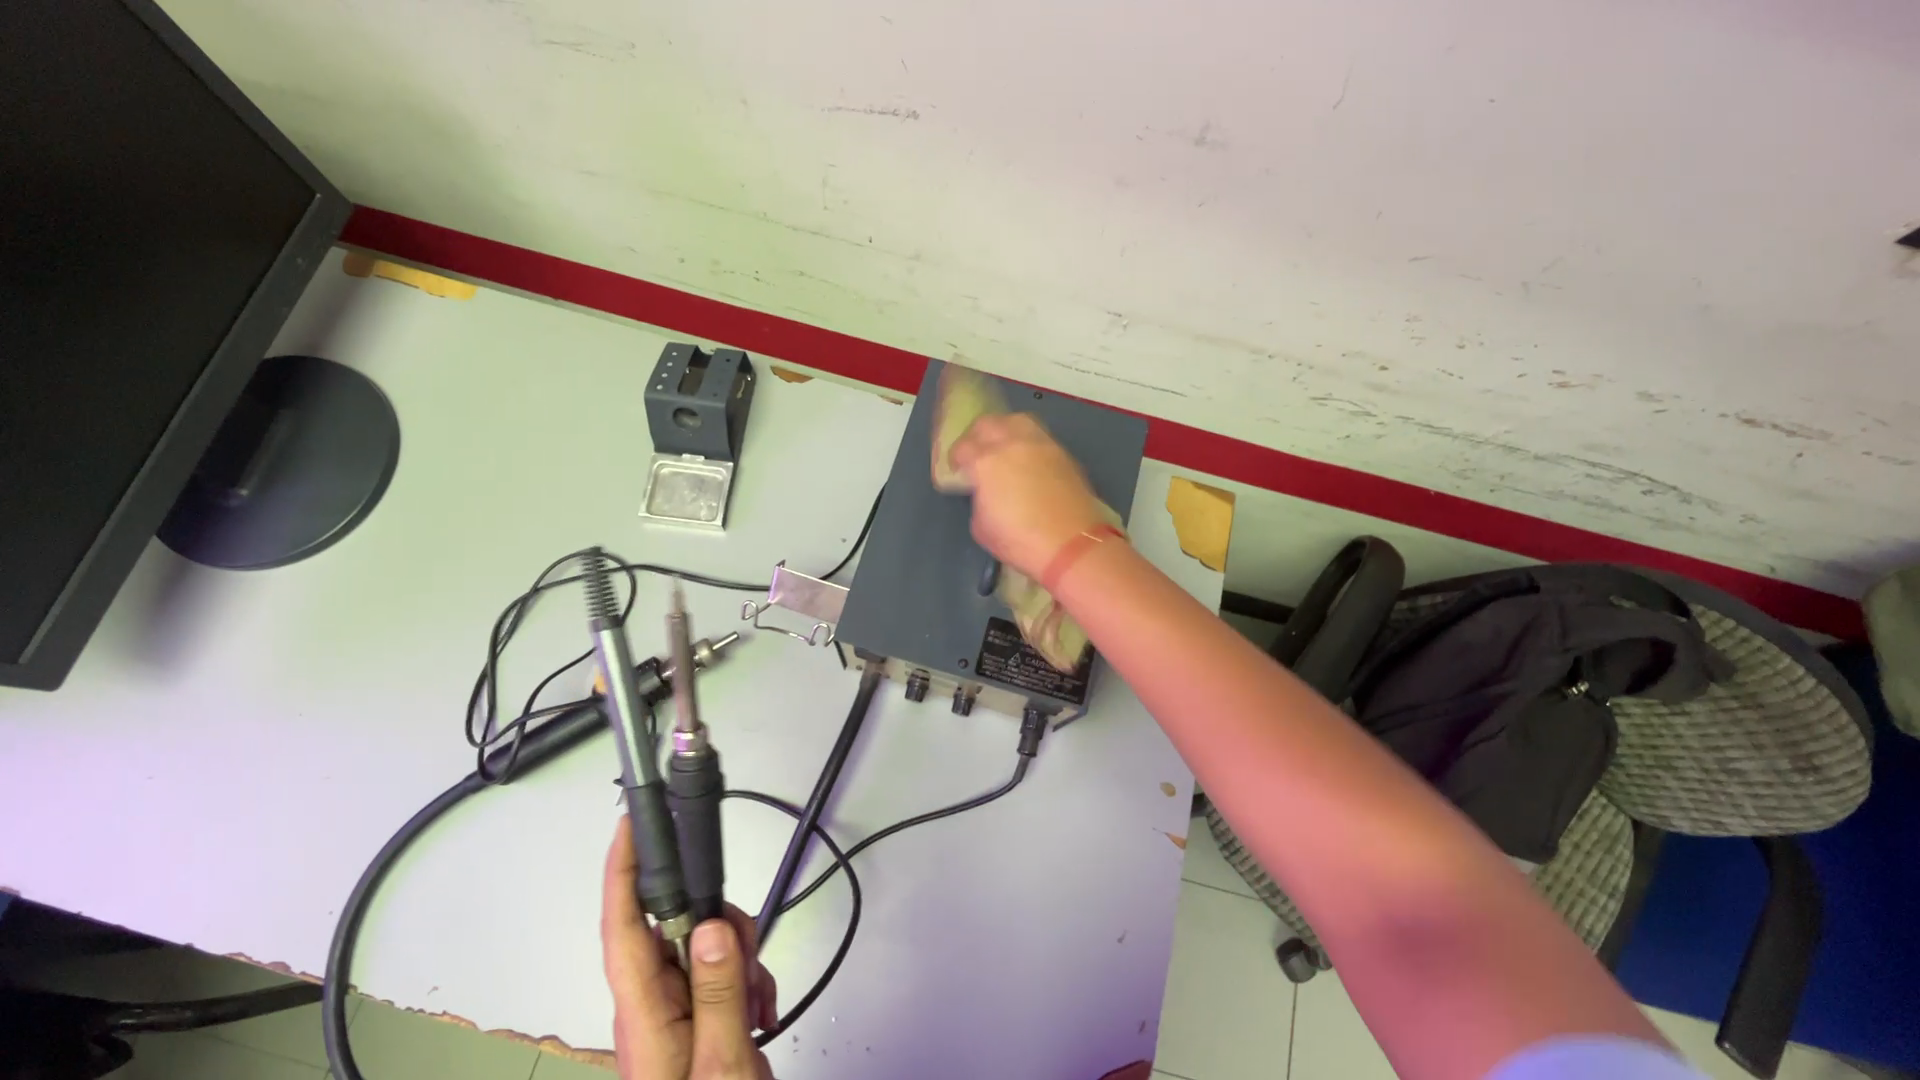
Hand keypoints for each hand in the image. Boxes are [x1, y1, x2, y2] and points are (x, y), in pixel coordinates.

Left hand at [602, 817, 775, 1078]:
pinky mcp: (697, 1016)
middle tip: (748, 951)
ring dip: (739, 959)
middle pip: (674, 927)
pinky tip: (760, 1012)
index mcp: (642, 1011)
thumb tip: (707, 924)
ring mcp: (674, 1010)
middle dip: (716, 923)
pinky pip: (720, 972)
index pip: (622, 926)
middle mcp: (651, 1003)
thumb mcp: (720, 1064)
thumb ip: (717, 993)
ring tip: (759, 1003)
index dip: (622, 870)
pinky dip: (747, 979)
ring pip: (703, 946)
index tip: (631, 824)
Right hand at [946, 413, 1107, 579]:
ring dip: (1005, 430)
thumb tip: (985, 491)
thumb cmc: (1020, 540)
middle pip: (988, 424)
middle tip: (976, 453)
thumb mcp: (982, 527)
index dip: (956, 458)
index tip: (957, 470)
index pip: (963, 447)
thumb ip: (979, 500)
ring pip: (1016, 420)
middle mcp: (1012, 444)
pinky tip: (1028, 459)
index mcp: (986, 462)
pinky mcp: (1062, 452)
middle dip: (977, 436)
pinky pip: (1039, 436)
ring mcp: (1040, 444)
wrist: (1071, 544)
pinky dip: (1028, 441)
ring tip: (1004, 447)